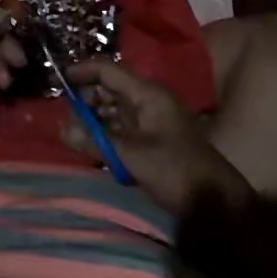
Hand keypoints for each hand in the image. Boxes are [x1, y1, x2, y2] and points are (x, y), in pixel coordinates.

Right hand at [61, 60, 246, 214]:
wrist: (219, 207)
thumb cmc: (178, 172)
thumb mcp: (133, 156)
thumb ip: (95, 141)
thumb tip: (61, 129)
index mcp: (148, 94)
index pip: (107, 69)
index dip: (81, 72)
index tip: (57, 81)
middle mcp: (149, 100)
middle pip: (108, 87)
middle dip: (84, 98)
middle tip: (64, 115)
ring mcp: (152, 119)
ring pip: (113, 108)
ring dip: (93, 117)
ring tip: (74, 132)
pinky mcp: (153, 138)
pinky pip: (121, 125)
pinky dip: (105, 131)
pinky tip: (92, 144)